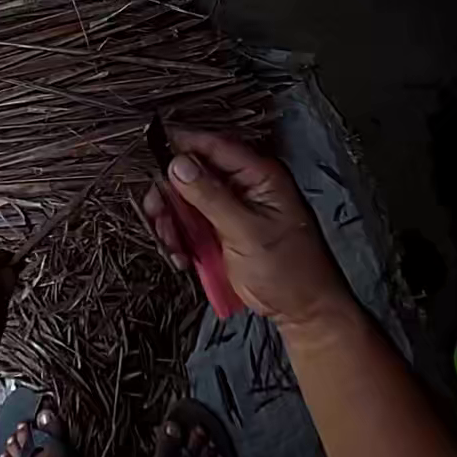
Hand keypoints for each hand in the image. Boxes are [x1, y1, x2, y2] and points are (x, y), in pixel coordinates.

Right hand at [142, 130, 353, 331]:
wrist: (301, 311)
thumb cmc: (291, 270)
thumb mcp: (247, 231)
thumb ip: (210, 196)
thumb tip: (179, 165)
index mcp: (259, 176)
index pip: (215, 146)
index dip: (184, 145)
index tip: (155, 149)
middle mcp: (242, 187)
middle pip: (192, 174)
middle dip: (171, 194)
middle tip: (158, 212)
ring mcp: (229, 210)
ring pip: (184, 201)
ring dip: (171, 221)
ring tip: (172, 242)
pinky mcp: (219, 231)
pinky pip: (187, 225)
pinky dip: (178, 238)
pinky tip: (182, 255)